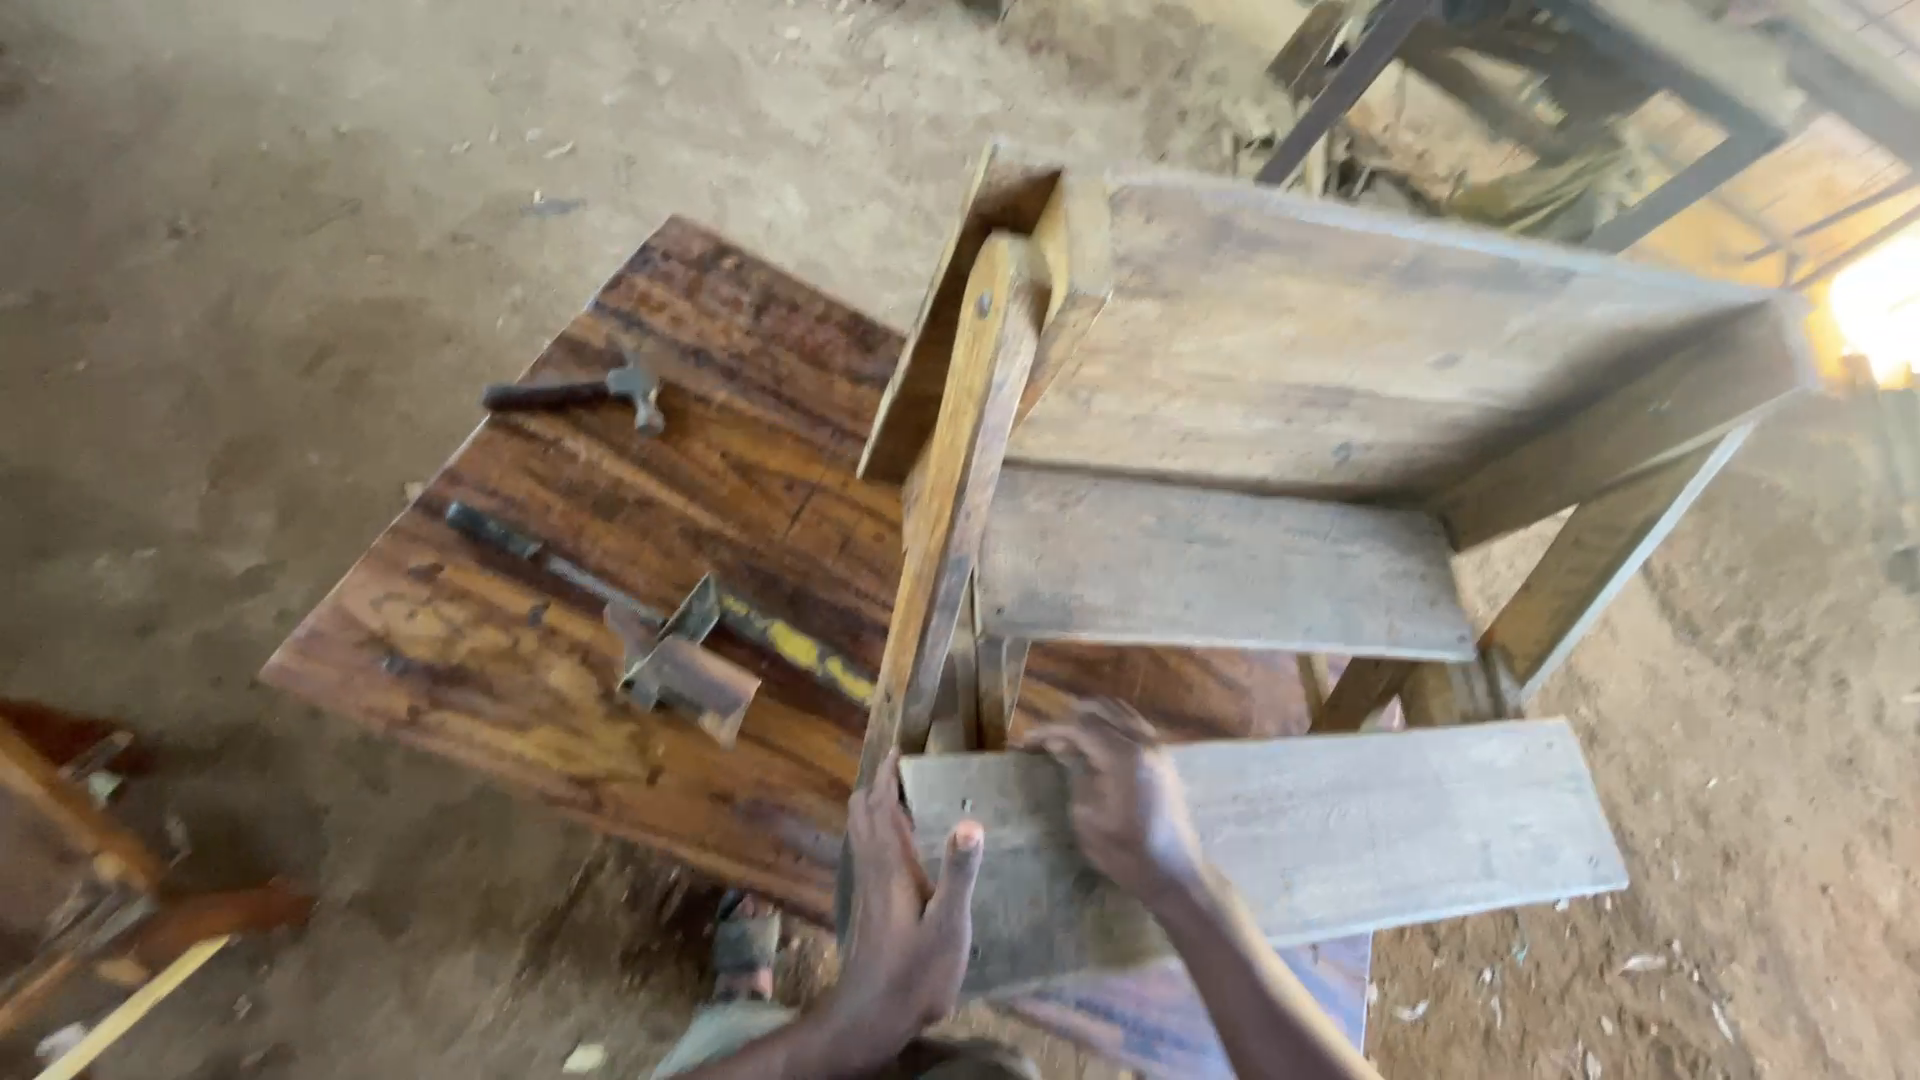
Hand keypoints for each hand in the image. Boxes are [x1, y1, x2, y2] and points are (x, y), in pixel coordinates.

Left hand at [819, 751, 984, 1071]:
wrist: (871, 1017)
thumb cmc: (914, 971)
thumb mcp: (948, 924)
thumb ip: (959, 872)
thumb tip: (971, 822)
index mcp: (889, 863)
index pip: (881, 804)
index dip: (888, 775)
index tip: (898, 749)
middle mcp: (871, 867)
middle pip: (862, 812)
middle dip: (878, 786)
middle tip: (905, 772)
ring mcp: (865, 887)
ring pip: (860, 832)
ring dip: (875, 808)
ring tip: (906, 800)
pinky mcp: (867, 905)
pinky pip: (866, 851)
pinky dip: (878, 832)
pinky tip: (904, 850)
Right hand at [1018, 700, 1204, 906]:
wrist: (1175, 874)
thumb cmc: (1126, 853)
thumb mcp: (1087, 816)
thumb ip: (1075, 773)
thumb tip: (1061, 746)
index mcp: (1122, 757)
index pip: (1079, 726)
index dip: (1049, 730)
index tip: (1027, 742)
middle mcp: (1142, 742)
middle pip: (1099, 709)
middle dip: (1069, 720)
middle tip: (1049, 742)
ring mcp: (1157, 747)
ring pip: (1118, 711)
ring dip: (1091, 719)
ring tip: (1070, 742)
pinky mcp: (1163, 756)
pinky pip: (1132, 724)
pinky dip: (1110, 725)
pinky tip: (1096, 747)